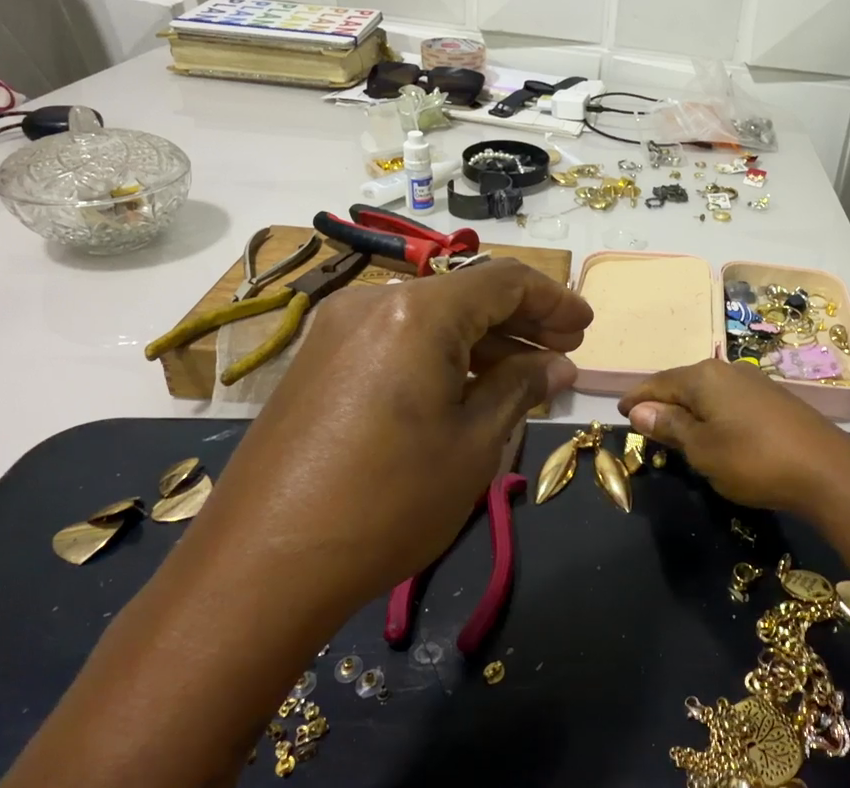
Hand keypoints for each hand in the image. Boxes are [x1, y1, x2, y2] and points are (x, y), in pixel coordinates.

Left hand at [187, 259, 592, 606]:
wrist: (261, 567)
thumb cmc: (388, 501)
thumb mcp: (474, 444)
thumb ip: (520, 388)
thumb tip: (556, 365)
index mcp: (418, 311)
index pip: (505, 281)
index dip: (554, 301)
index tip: (588, 327)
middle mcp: (373, 303)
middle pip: (466, 295)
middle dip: (522, 321)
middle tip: (565, 353)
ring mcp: (336, 333)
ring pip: (430, 320)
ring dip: (483, 342)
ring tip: (526, 376)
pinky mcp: (316, 366)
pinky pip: (396, 343)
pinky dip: (441, 357)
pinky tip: (467, 390)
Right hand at [618, 360, 849, 511]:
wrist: (826, 470)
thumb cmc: (753, 459)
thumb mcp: (702, 449)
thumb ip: (670, 426)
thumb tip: (639, 409)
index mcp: (704, 376)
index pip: (658, 382)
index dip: (637, 398)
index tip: (619, 413)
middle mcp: (728, 370)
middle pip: (684, 384)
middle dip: (663, 403)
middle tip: (644, 426)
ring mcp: (755, 383)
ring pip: (709, 393)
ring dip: (690, 410)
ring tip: (676, 433)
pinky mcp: (774, 400)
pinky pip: (730, 402)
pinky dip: (714, 415)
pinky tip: (715, 433)